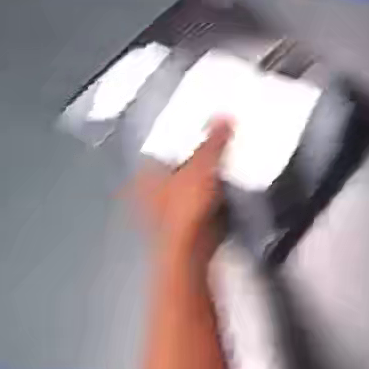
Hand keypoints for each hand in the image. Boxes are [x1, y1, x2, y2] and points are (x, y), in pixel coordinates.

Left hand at [134, 119, 231, 264]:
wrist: (189, 253)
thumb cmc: (186, 207)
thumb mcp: (204, 166)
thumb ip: (214, 141)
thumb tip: (223, 115)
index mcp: (144, 175)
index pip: (159, 149)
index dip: (178, 138)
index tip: (200, 130)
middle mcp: (146, 194)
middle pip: (171, 169)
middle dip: (191, 161)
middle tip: (215, 149)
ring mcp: (162, 214)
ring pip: (183, 189)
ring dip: (200, 182)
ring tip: (224, 170)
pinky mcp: (179, 229)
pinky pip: (196, 205)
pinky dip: (208, 200)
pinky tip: (224, 197)